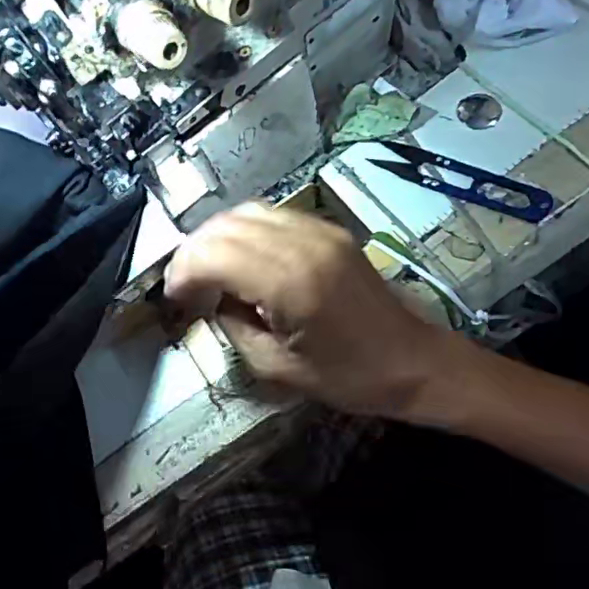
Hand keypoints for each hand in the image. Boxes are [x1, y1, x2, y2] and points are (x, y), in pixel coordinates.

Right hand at [166, 203, 472, 421]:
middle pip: (222, 227)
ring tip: (206, 269)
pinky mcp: (327, 227)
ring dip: (214, 238)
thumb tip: (209, 296)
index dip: (182, 274)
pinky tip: (238, 256)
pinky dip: (241, 230)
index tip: (175, 299)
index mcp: (289, 284)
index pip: (212, 255)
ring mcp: (317, 230)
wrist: (414, 361)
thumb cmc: (347, 376)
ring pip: (243, 213)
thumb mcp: (274, 366)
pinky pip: (269, 214)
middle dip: (192, 254)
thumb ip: (231, 324)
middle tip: (184, 286)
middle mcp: (302, 244)